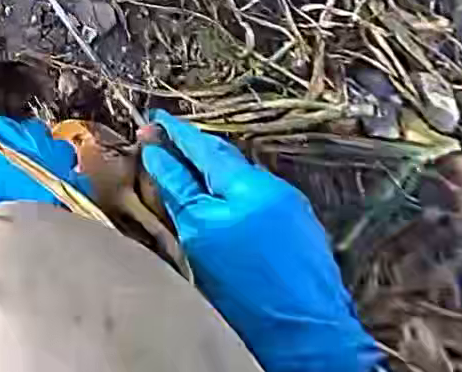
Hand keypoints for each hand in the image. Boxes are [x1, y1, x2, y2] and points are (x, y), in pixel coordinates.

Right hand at [142, 111, 379, 371]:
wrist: (309, 341)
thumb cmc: (246, 291)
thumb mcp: (197, 233)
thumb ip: (176, 186)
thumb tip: (155, 151)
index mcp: (244, 181)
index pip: (199, 143)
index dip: (172, 130)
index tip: (152, 119)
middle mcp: (269, 183)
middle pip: (220, 155)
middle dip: (190, 147)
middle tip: (161, 143)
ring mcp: (288, 203)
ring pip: (237, 175)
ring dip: (210, 170)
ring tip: (185, 173)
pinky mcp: (299, 226)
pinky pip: (254, 194)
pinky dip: (230, 191)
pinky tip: (219, 204)